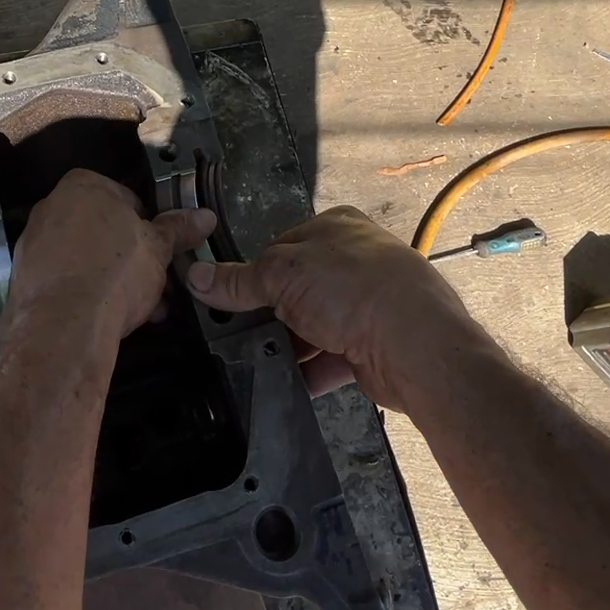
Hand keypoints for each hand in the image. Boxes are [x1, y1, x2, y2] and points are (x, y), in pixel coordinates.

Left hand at [2, 169, 215, 354]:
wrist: (63, 325)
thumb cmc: (115, 272)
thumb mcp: (158, 248)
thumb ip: (179, 229)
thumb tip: (205, 216)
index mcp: (83, 185)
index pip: (128, 198)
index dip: (151, 227)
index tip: (163, 252)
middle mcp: (52, 206)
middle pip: (106, 230)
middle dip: (135, 257)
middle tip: (159, 283)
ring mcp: (34, 243)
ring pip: (87, 257)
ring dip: (117, 279)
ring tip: (145, 308)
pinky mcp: (26, 277)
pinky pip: (67, 279)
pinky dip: (88, 292)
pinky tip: (113, 317)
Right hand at [184, 206, 473, 410]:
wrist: (415, 345)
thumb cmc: (349, 289)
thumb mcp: (281, 274)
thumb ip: (238, 280)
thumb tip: (194, 275)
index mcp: (336, 226)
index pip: (281, 247)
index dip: (255, 272)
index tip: (231, 296)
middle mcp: (355, 259)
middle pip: (297, 288)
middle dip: (271, 312)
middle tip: (240, 333)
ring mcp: (368, 303)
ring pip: (313, 324)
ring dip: (289, 344)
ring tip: (257, 361)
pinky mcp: (374, 344)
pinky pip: (331, 358)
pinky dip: (309, 371)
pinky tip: (285, 383)